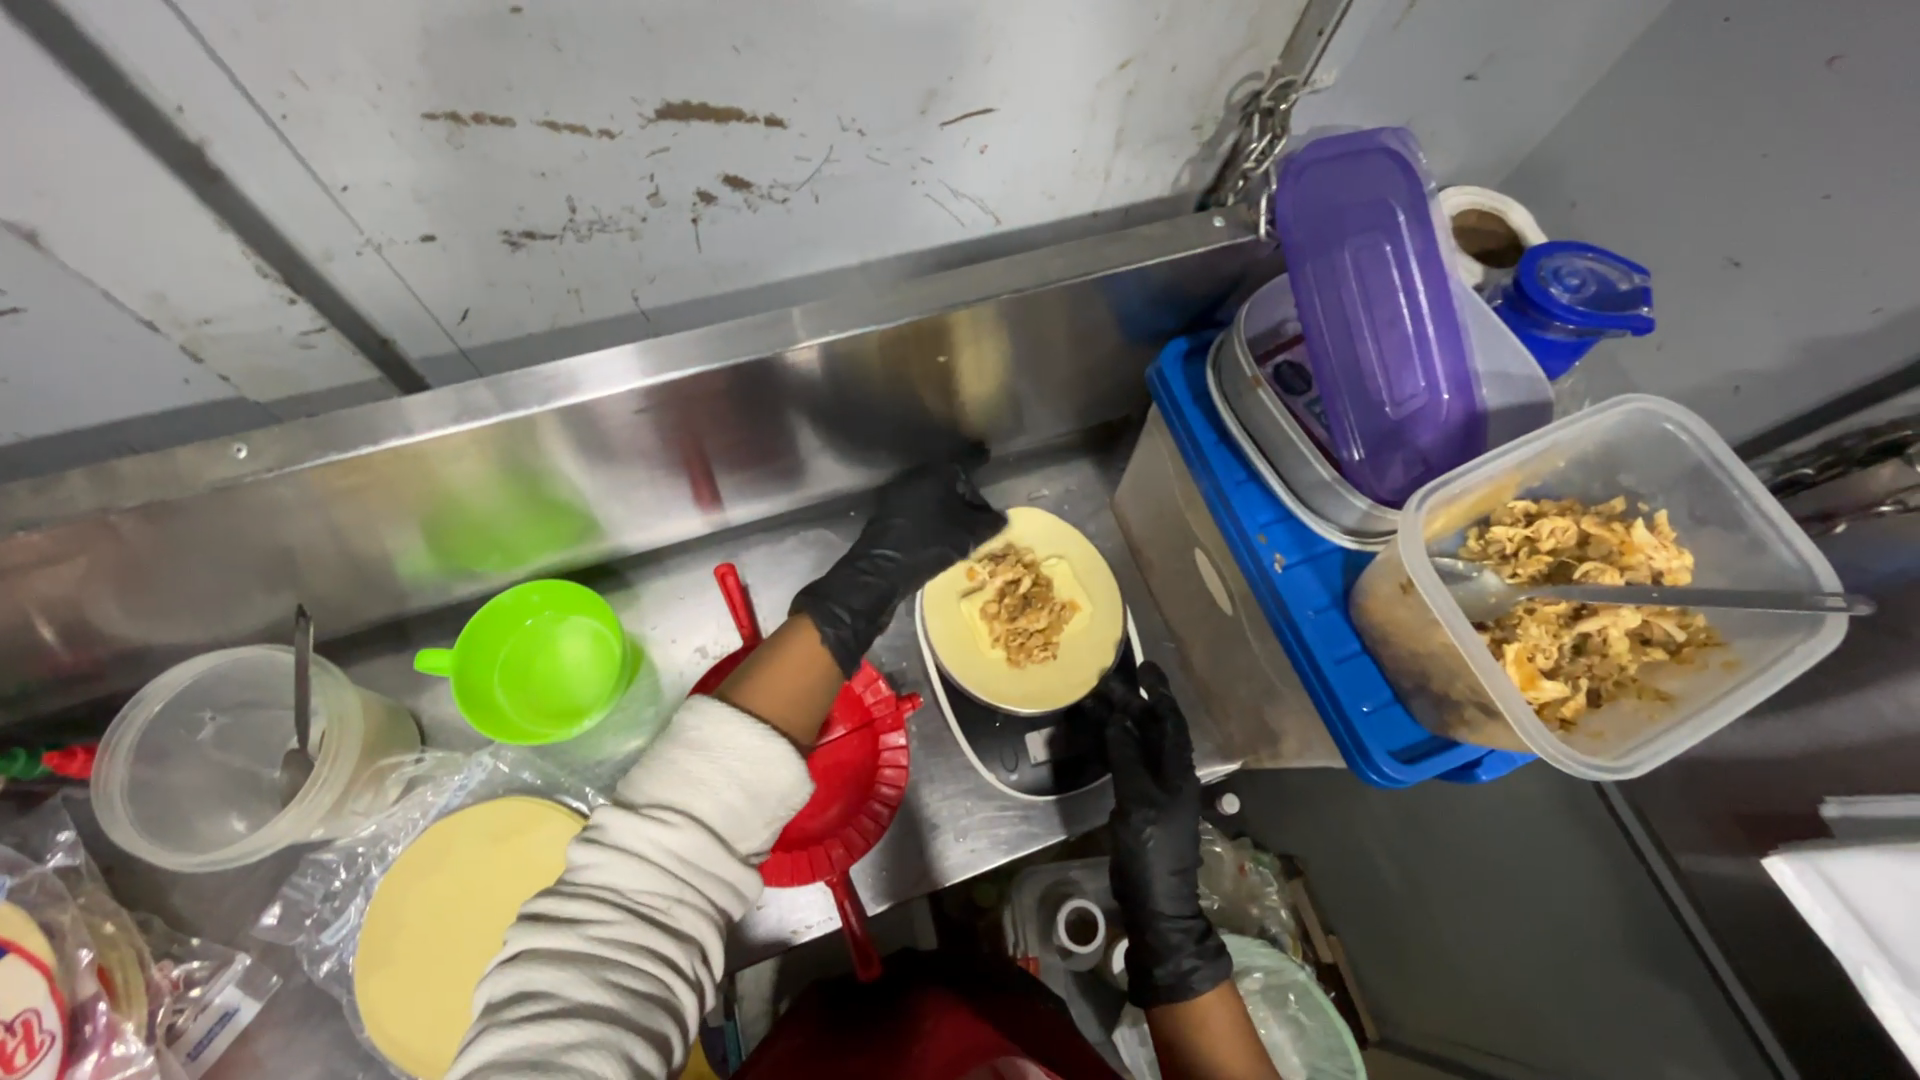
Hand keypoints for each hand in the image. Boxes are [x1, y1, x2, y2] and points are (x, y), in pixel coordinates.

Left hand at [790, 448, 1006, 675]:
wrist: (880, 570)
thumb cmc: (929, 544)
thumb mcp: (968, 536)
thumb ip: (989, 523)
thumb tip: (1001, 517)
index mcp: (938, 473)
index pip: (966, 461)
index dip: (980, 461)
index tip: (988, 457)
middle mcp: (916, 476)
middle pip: (948, 479)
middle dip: (965, 494)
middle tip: (980, 514)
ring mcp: (897, 494)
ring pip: (931, 495)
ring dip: (946, 507)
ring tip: (961, 529)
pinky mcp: (886, 512)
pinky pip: (917, 508)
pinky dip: (930, 516)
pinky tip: (937, 535)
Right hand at [1090, 662, 1230, 1008]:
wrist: (1154, 901)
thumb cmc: (1152, 850)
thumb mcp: (1139, 801)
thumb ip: (1128, 757)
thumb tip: (1118, 719)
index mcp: (1179, 771)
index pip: (1171, 720)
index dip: (1159, 691)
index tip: (1145, 666)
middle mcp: (1170, 774)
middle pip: (1152, 729)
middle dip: (1132, 702)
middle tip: (1105, 680)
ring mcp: (1154, 790)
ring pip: (1138, 744)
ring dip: (1120, 722)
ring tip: (1095, 700)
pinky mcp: (1138, 804)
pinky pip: (1126, 763)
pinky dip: (1113, 746)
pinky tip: (1096, 736)